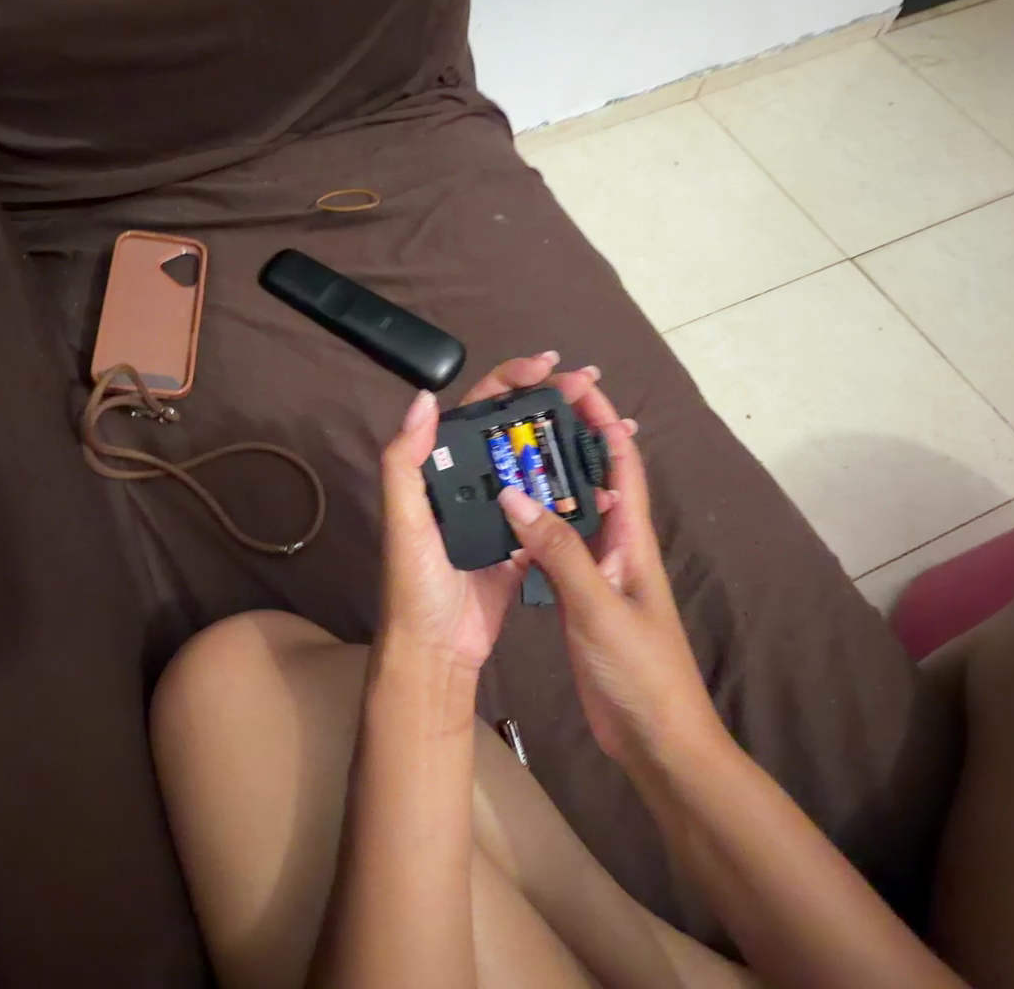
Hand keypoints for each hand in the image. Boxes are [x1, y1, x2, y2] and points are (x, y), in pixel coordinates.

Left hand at [378, 352, 606, 672]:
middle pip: (516, 430)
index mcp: (443, 469)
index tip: (549, 363)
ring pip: (540, 465)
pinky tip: (607, 480)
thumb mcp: (403, 521)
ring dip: (571, 441)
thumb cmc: (415, 584)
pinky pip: (554, 510)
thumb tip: (427, 397)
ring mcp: (502, 512)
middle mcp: (473, 482)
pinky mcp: (524, 543)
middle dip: (552, 400)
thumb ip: (405, 462)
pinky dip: (579, 494)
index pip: (479, 410)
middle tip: (590, 382)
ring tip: (610, 422)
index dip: (511, 380)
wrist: (436, 650)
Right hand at [496, 415, 722, 771]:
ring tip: (505, 456)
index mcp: (632, 540)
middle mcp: (616, 548)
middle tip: (523, 415)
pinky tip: (504, 522)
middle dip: (568, 444)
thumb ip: (558, 551)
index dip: (603, 423)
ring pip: (570, 516)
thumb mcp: (598, 606)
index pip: (622, 465)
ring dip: (546, 485)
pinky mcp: (578, 601)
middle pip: (594, 482)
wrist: (656, 738)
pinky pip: (554, 552)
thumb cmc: (641, 669)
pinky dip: (532, 530)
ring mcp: (597, 575)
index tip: (574, 386)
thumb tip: (515, 493)